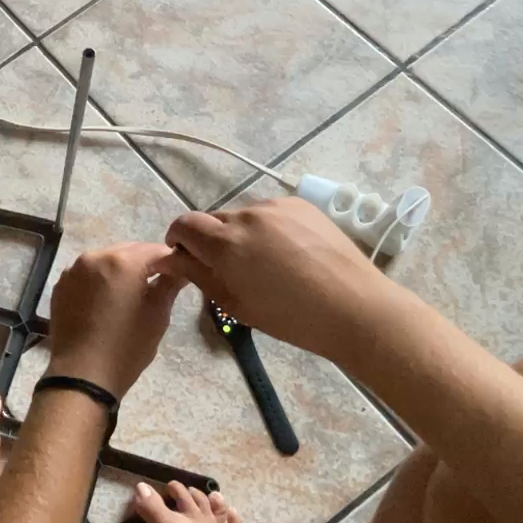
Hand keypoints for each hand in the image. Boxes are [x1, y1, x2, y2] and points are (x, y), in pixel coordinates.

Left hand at [46, 242, 187, 398]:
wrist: (82, 374)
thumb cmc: (127, 346)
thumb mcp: (157, 316)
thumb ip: (169, 286)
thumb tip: (180, 271)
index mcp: (122, 262)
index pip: (155, 251)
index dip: (172, 261)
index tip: (182, 274)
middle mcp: (94, 257)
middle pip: (129, 251)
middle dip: (146, 263)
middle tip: (160, 283)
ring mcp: (73, 270)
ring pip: (107, 260)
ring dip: (122, 269)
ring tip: (133, 292)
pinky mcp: (61, 285)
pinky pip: (88, 273)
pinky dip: (101, 279)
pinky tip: (108, 300)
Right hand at [153, 198, 396, 361]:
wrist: (355, 309)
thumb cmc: (290, 317)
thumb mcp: (234, 303)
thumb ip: (196, 275)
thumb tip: (167, 259)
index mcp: (225, 243)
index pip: (183, 224)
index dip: (178, 239)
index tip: (187, 258)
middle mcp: (246, 216)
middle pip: (212, 220)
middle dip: (211, 239)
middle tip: (230, 268)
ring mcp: (275, 207)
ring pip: (241, 216)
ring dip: (240, 233)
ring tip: (264, 261)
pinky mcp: (300, 205)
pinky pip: (269, 212)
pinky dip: (267, 228)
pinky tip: (287, 252)